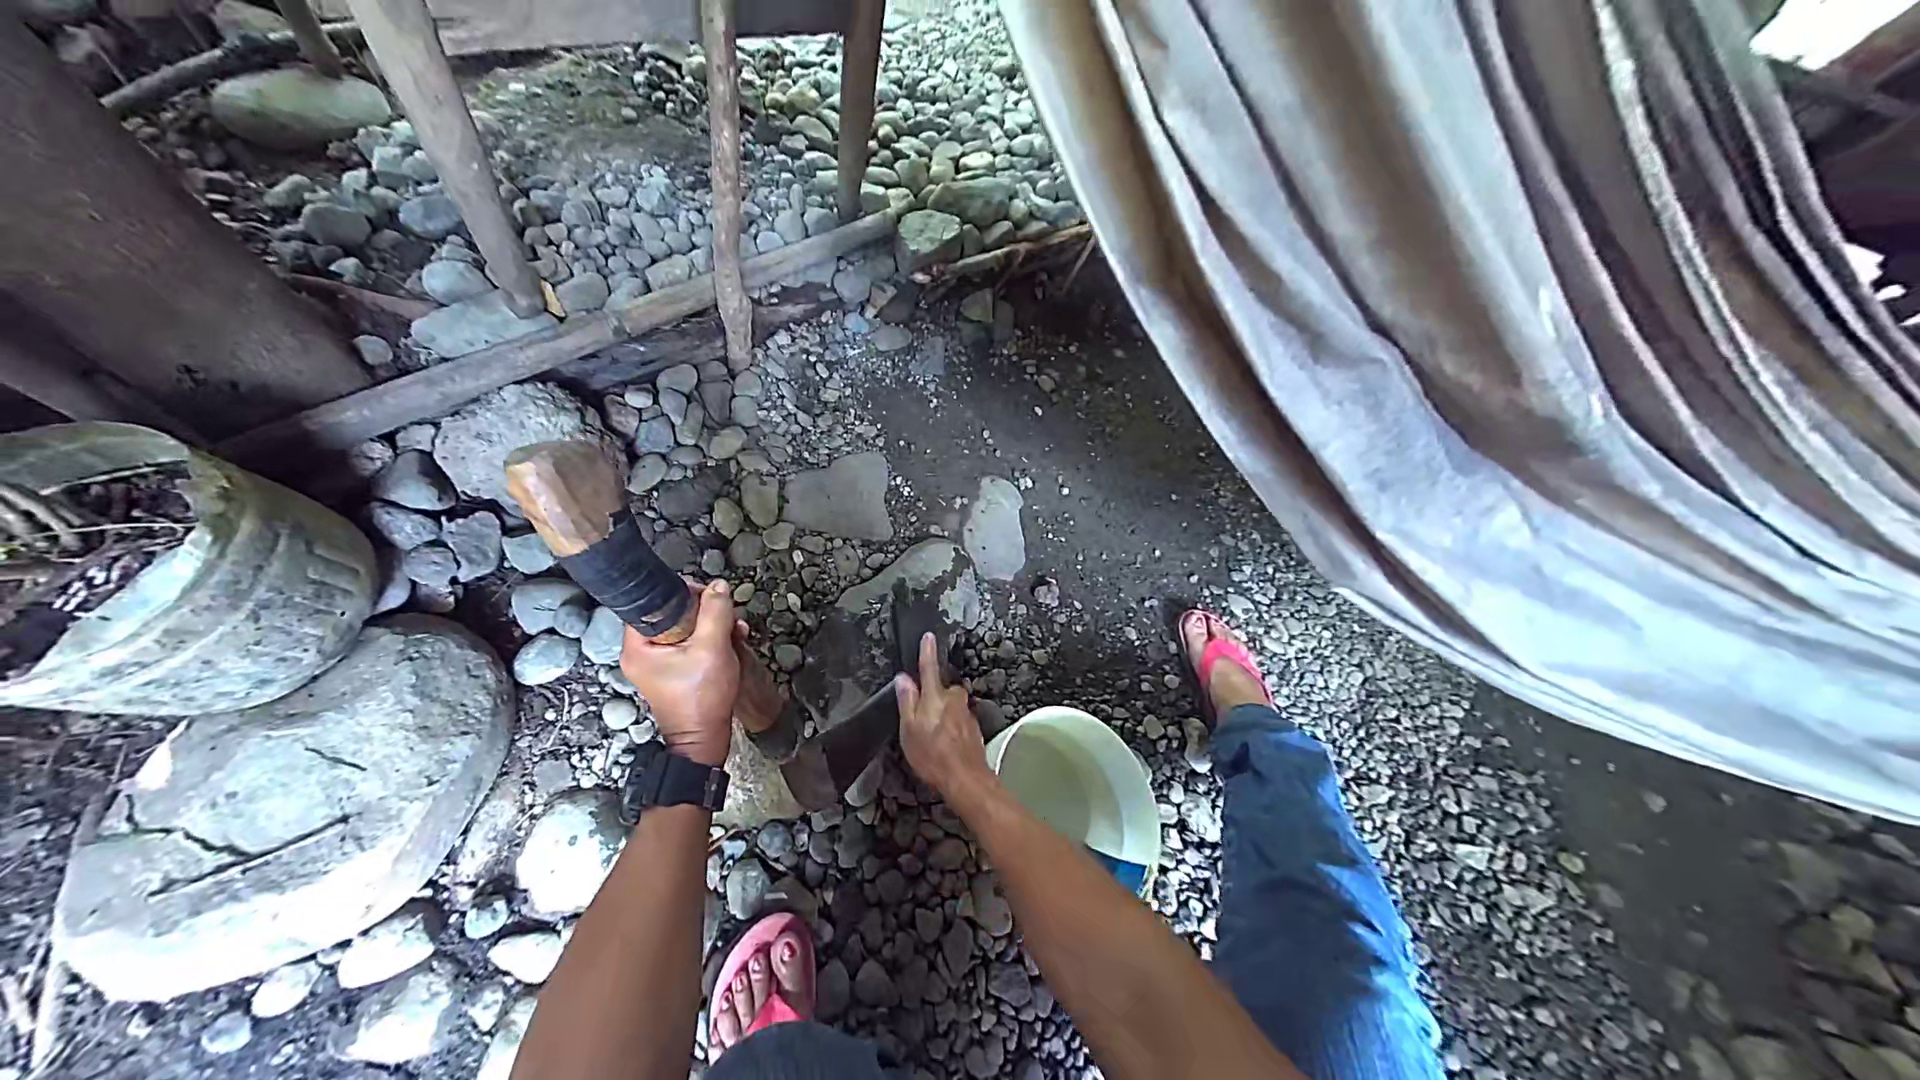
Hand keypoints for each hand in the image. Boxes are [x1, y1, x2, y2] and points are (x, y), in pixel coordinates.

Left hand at [619, 580, 741, 766]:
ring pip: (689, 626)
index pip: (656, 602)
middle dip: (707, 612)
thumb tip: (718, 586)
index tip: (707, 597)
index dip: (684, 594)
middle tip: (726, 618)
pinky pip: (694, 642)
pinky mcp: (675, 668)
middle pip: (676, 612)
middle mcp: (643, 652)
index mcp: (639, 646)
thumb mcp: (712, 648)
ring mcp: (660, 661)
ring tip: (735, 633)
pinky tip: (732, 643)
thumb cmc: (701, 700)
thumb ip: (716, 612)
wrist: (705, 737)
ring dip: (716, 626)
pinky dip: (714, 640)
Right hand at [895, 631, 994, 803]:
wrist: (966, 779)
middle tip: (921, 721)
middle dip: (933, 698)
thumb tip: (903, 679)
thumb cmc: (934, 757)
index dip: (927, 651)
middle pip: (941, 689)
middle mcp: (954, 700)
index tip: (928, 637)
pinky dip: (951, 727)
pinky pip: (958, 719)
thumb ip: (907, 701)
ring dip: (942, 715)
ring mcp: (966, 713)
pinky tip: (944, 745)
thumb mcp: (909, 730)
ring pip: (951, 706)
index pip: (928, 667)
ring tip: (932, 739)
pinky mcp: (973, 727)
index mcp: (935, 697)